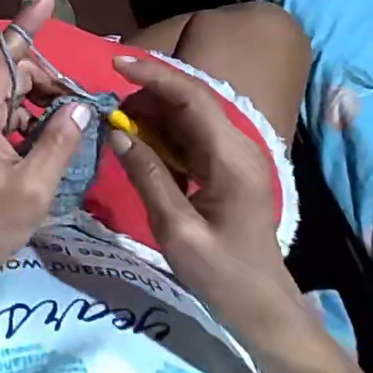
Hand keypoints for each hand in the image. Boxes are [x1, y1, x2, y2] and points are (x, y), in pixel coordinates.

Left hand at [0, 0, 88, 294]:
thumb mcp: (34, 186)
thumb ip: (59, 141)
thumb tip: (80, 106)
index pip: (2, 55)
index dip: (25, 25)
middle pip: (13, 71)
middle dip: (49, 77)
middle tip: (81, 103)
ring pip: (13, 91)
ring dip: (44, 98)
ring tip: (74, 120)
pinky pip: (10, 112)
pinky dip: (34, 115)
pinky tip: (56, 135)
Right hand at [109, 55, 297, 320]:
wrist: (264, 309)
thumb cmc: (222, 275)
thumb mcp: (176, 230)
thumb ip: (147, 175)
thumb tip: (117, 131)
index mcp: (231, 158)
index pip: (191, 97)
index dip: (153, 75)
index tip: (116, 64)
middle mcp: (238, 146)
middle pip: (190, 99)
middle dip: (146, 94)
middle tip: (108, 110)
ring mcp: (235, 155)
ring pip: (188, 114)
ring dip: (151, 112)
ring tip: (118, 125)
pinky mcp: (226, 166)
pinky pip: (190, 134)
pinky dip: (161, 131)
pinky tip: (139, 143)